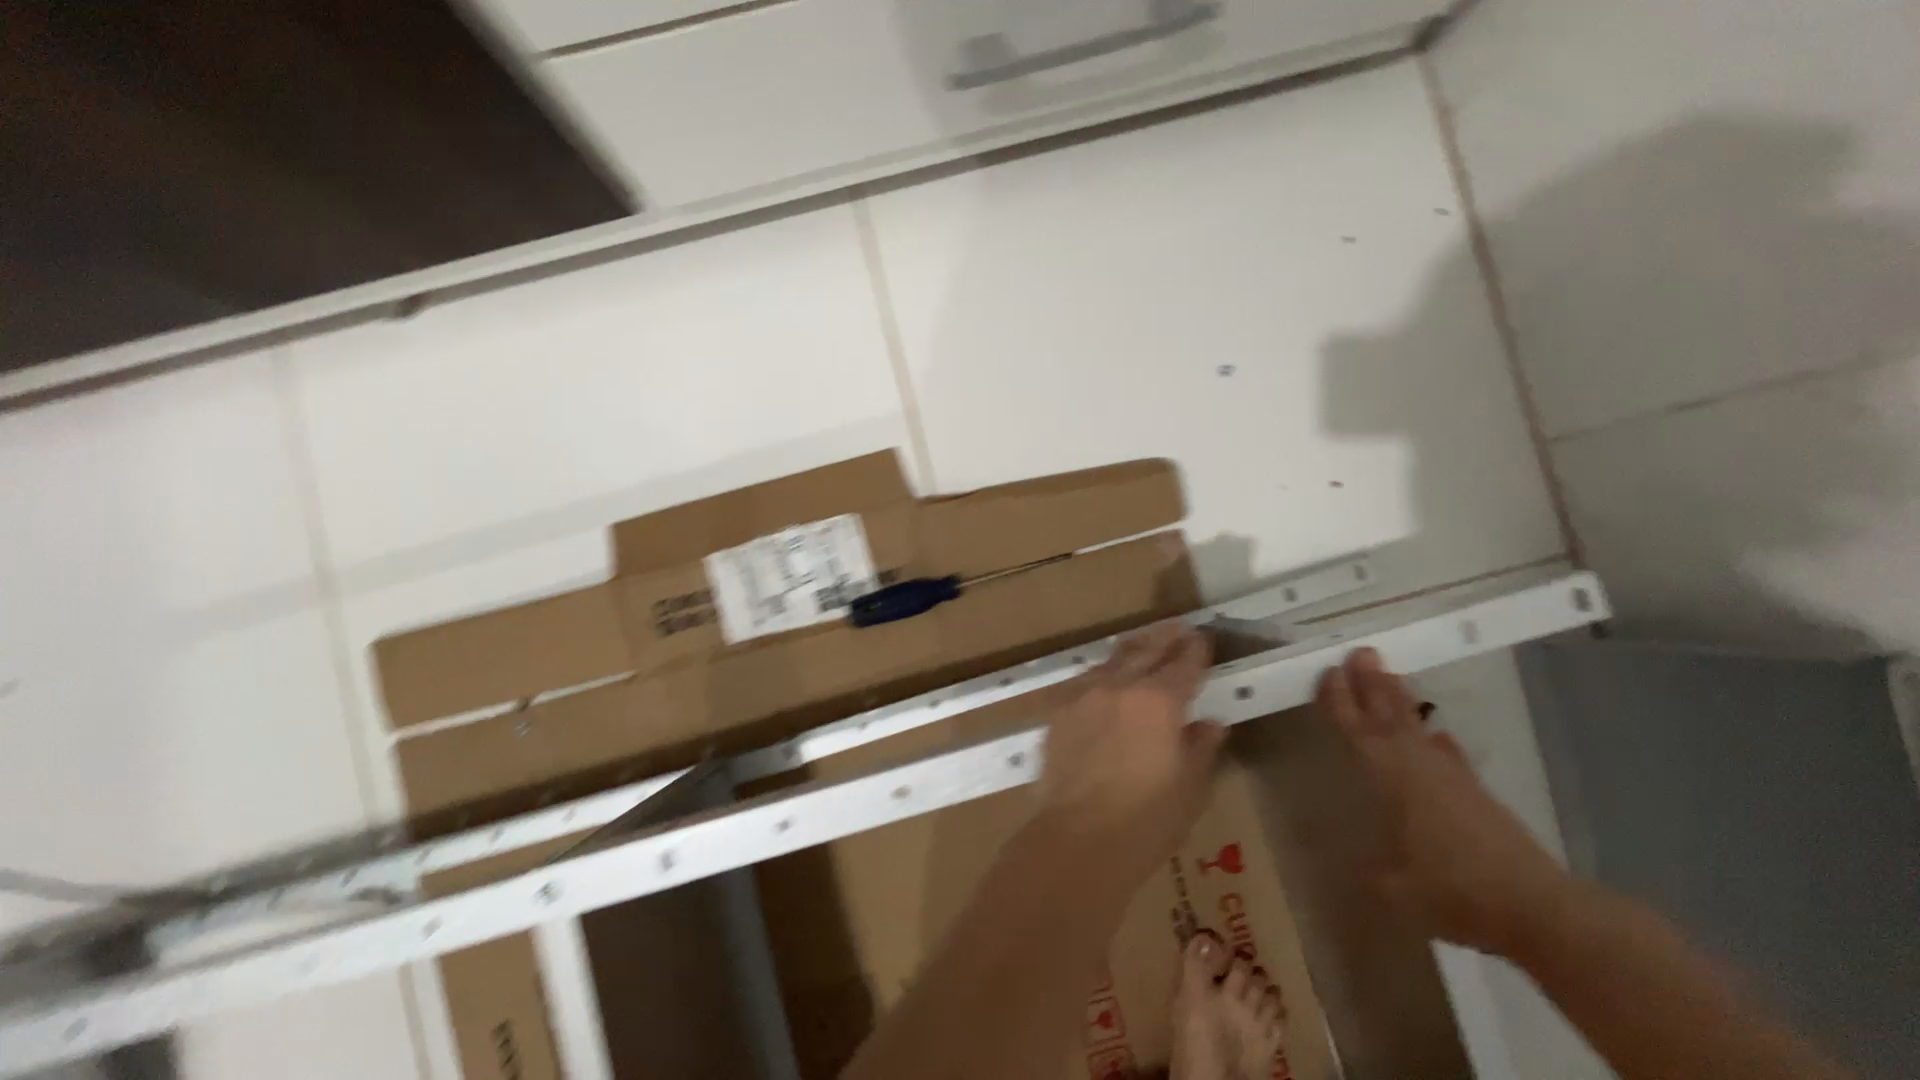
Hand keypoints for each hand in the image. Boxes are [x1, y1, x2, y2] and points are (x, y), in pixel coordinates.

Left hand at [1038, 622, 1227, 886]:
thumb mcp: (1190, 787)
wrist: (1077, 838)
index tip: (1202, 640)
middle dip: (1164, 638)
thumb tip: (1209, 724)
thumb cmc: (1146, 821)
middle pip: (1146, 650)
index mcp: (1160, 700)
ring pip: (1111, 661)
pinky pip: (1083, 683)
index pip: (1184, 663)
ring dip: (1131, 651)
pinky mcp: (1057, 712)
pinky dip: (1100, 676)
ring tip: (1142, 646)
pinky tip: (1104, 682)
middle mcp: (1121, 685)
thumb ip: (1201, 748)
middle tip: (1177, 629)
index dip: (1196, 650)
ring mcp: (1083, 695)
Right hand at [1317, 648, 1572, 955]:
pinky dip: (1436, 740)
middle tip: (1362, 653)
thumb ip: (1367, 866)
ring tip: (1389, 675)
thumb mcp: (1392, 887)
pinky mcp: (1477, 794)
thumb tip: (1350, 857)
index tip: (1329, 672)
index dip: (1340, 702)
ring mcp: (1451, 777)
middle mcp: (1418, 768)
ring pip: (1417, 728)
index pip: (1357, 732)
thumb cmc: (1452, 892)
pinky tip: (1436, 734)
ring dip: (1400, 700)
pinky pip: (1447, 753)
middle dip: (1372, 685)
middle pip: (1389, 717)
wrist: (1533, 905)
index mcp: (1390, 780)